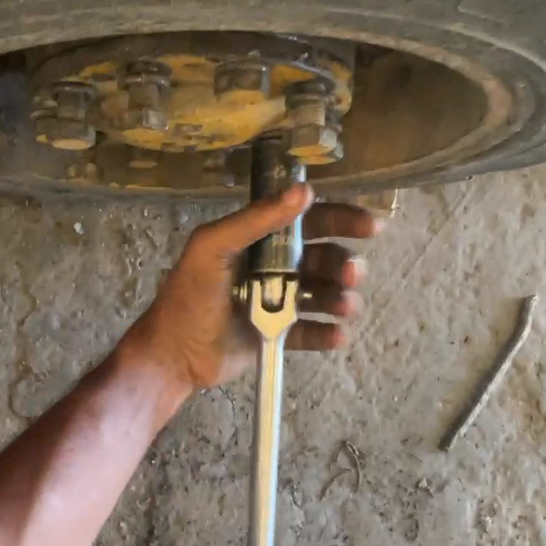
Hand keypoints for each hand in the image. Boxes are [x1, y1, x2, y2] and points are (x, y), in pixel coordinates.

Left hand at [120, 185, 379, 391]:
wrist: (174, 354)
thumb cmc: (189, 296)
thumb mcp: (213, 249)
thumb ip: (254, 220)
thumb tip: (304, 190)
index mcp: (257, 241)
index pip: (306, 222)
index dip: (340, 220)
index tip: (370, 226)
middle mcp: (271, 268)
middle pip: (322, 258)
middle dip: (344, 263)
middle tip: (354, 274)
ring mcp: (276, 303)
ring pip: (323, 294)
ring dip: (341, 297)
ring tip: (344, 306)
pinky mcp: (277, 335)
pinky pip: (312, 331)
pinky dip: (328, 332)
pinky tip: (336, 334)